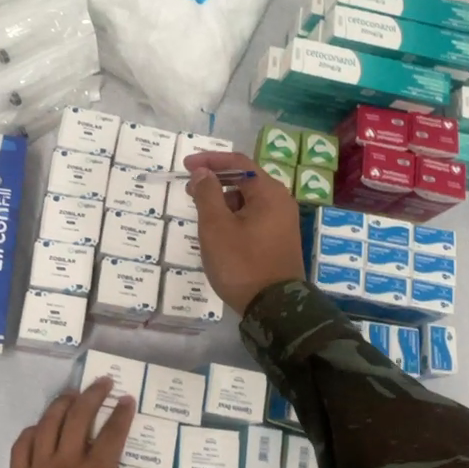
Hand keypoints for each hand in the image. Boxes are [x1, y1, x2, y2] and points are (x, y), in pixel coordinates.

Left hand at [3, 379, 150, 467]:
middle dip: (93, 395)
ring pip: (47, 425)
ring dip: (62, 405)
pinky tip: (40, 428)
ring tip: (72, 395)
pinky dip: (32, 432)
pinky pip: (21, 447)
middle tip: (103, 383)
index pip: (112, 435)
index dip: (121, 414)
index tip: (127, 400)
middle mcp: (65, 465)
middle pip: (78, 418)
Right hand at [183, 150, 304, 314]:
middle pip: (245, 179)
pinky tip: (218, 231)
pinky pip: (254, 217)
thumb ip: (207, 194)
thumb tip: (202, 173)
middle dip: (216, 181)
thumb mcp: (216, 227)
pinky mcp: (279, 240)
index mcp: (269, 193)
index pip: (239, 162)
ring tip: (201, 214)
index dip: (210, 160)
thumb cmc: (241, 263)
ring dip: (224, 200)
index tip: (185, 166)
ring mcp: (282, 222)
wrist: (273, 307)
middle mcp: (281, 202)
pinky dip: (234, 216)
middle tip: (189, 190)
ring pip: (249, 200)